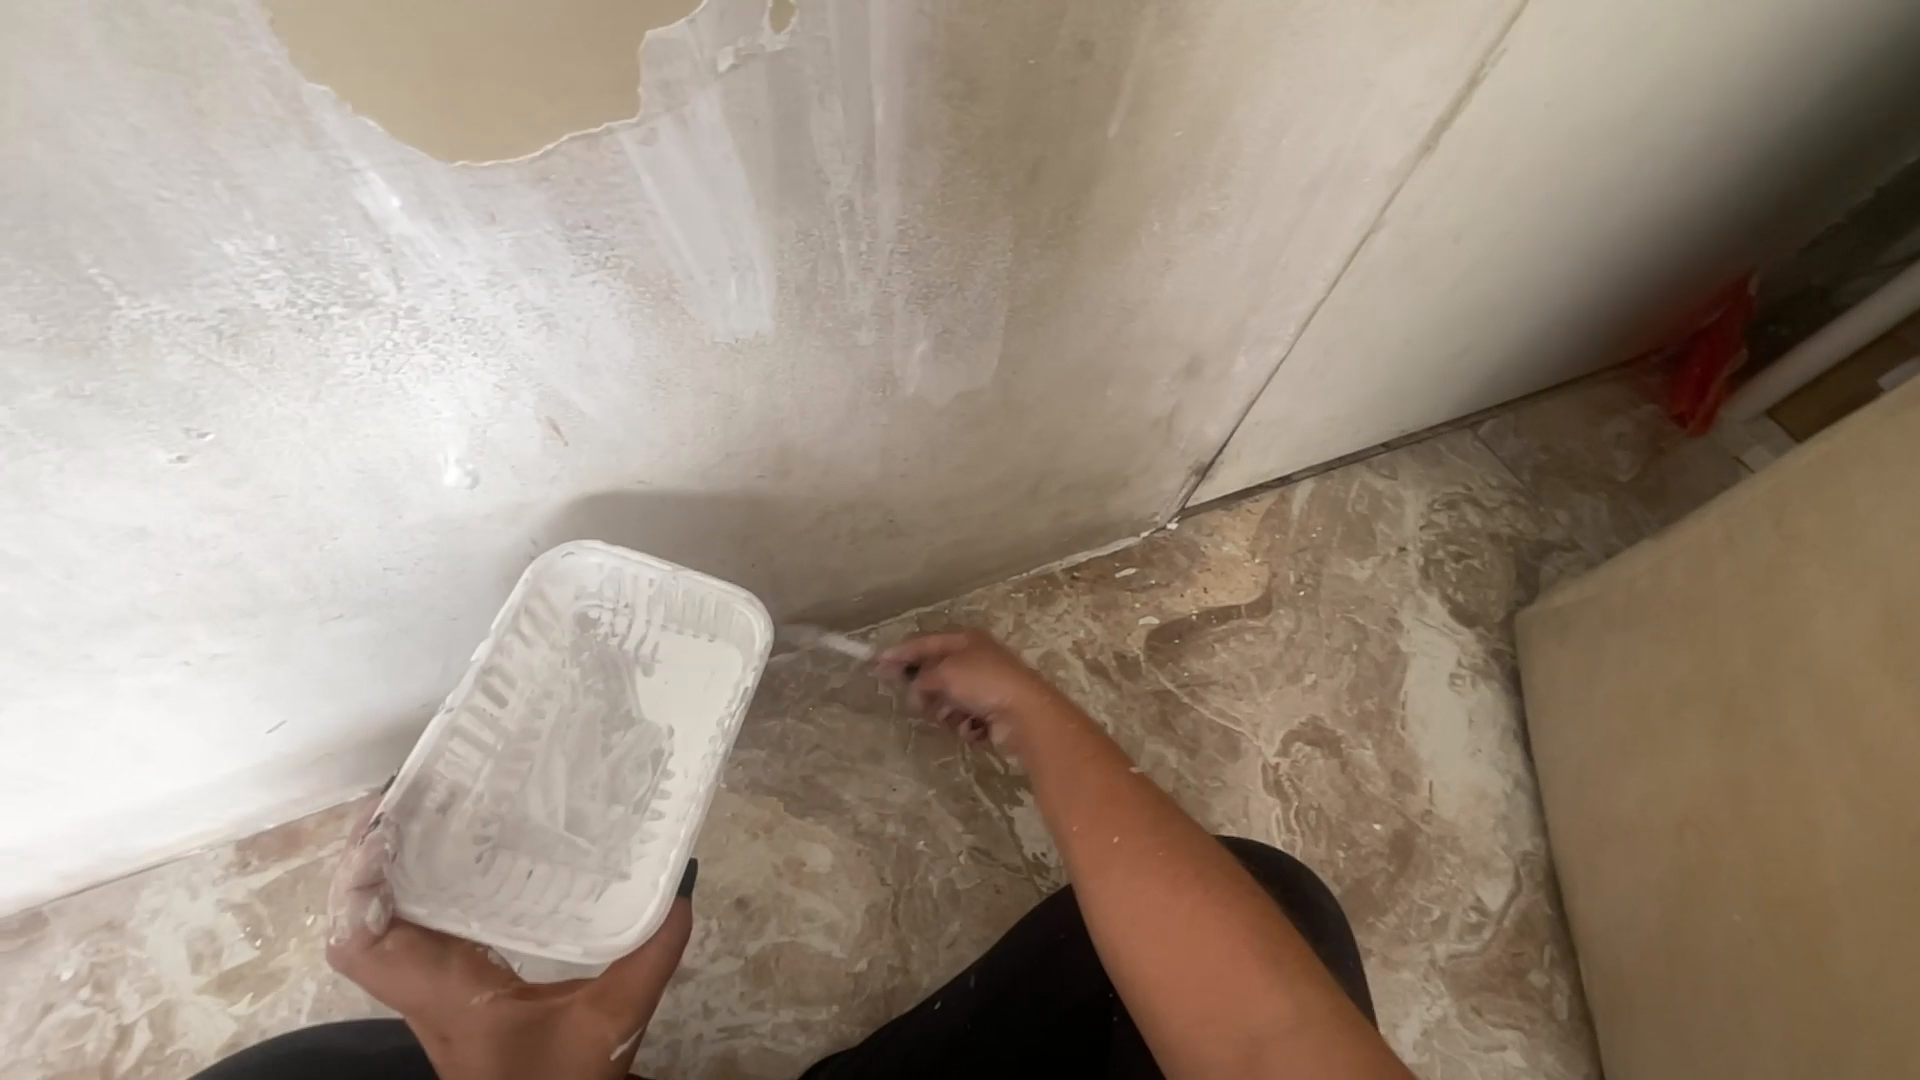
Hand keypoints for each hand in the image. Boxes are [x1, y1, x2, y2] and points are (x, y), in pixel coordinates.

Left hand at [325, 805, 693, 1079]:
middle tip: (413, 792)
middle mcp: (426, 992)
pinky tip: (460, 855)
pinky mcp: (454, 988)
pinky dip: (418, 889)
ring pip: (383, 927)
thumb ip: (654, 950)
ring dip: (389, 871)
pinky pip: (417, 932)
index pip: (367, 945)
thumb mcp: (617, 1019)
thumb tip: (681, 878)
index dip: (359, 885)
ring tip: (428, 809)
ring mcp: (434, 992)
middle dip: (368, 857)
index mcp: (450, 998)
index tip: (386, 823)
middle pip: (361, 926)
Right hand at [877, 630, 1066, 752]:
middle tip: (919, 702)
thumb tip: (914, 688)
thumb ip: (921, 677)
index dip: (901, 653)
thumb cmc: (983, 682)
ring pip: (947, 702)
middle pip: (936, 675)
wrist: (1024, 713)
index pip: (925, 643)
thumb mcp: (945, 672)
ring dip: (946, 712)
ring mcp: (984, 688)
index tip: (876, 663)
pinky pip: (963, 720)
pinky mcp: (990, 714)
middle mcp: (975, 660)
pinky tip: (974, 728)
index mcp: (966, 640)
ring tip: (955, 717)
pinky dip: (965, 725)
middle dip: (927, 691)